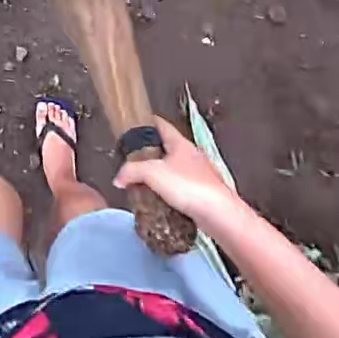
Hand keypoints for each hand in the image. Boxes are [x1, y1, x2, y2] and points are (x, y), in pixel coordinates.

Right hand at [114, 116, 247, 231]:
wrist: (220, 215)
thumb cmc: (188, 186)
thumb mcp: (151, 173)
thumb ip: (131, 171)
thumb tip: (118, 178)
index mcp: (181, 144)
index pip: (161, 125)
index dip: (147, 122)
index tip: (135, 124)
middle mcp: (192, 155)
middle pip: (168, 147)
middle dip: (151, 151)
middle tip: (134, 158)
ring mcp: (201, 174)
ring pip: (175, 167)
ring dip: (161, 172)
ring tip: (144, 181)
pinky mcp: (204, 192)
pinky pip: (182, 186)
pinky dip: (170, 189)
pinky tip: (161, 198)